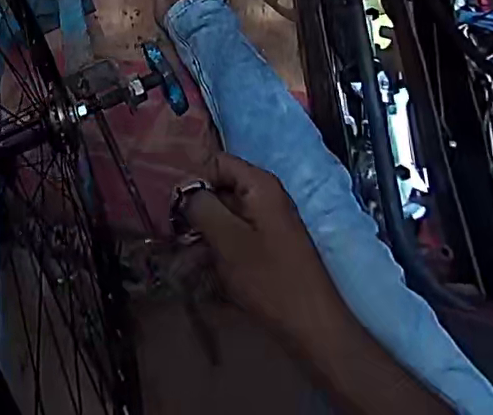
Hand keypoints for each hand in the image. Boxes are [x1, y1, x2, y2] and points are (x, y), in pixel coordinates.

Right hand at [180, 151, 347, 339]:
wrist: (315, 331)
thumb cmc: (270, 279)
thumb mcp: (226, 237)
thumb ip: (199, 204)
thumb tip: (182, 191)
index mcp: (260, 185)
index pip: (214, 161)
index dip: (193, 179)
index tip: (177, 205)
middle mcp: (266, 195)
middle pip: (218, 186)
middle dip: (196, 206)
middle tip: (177, 230)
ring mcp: (269, 220)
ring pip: (223, 211)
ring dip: (204, 228)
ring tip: (188, 251)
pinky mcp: (268, 243)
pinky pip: (234, 231)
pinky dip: (218, 242)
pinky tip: (205, 263)